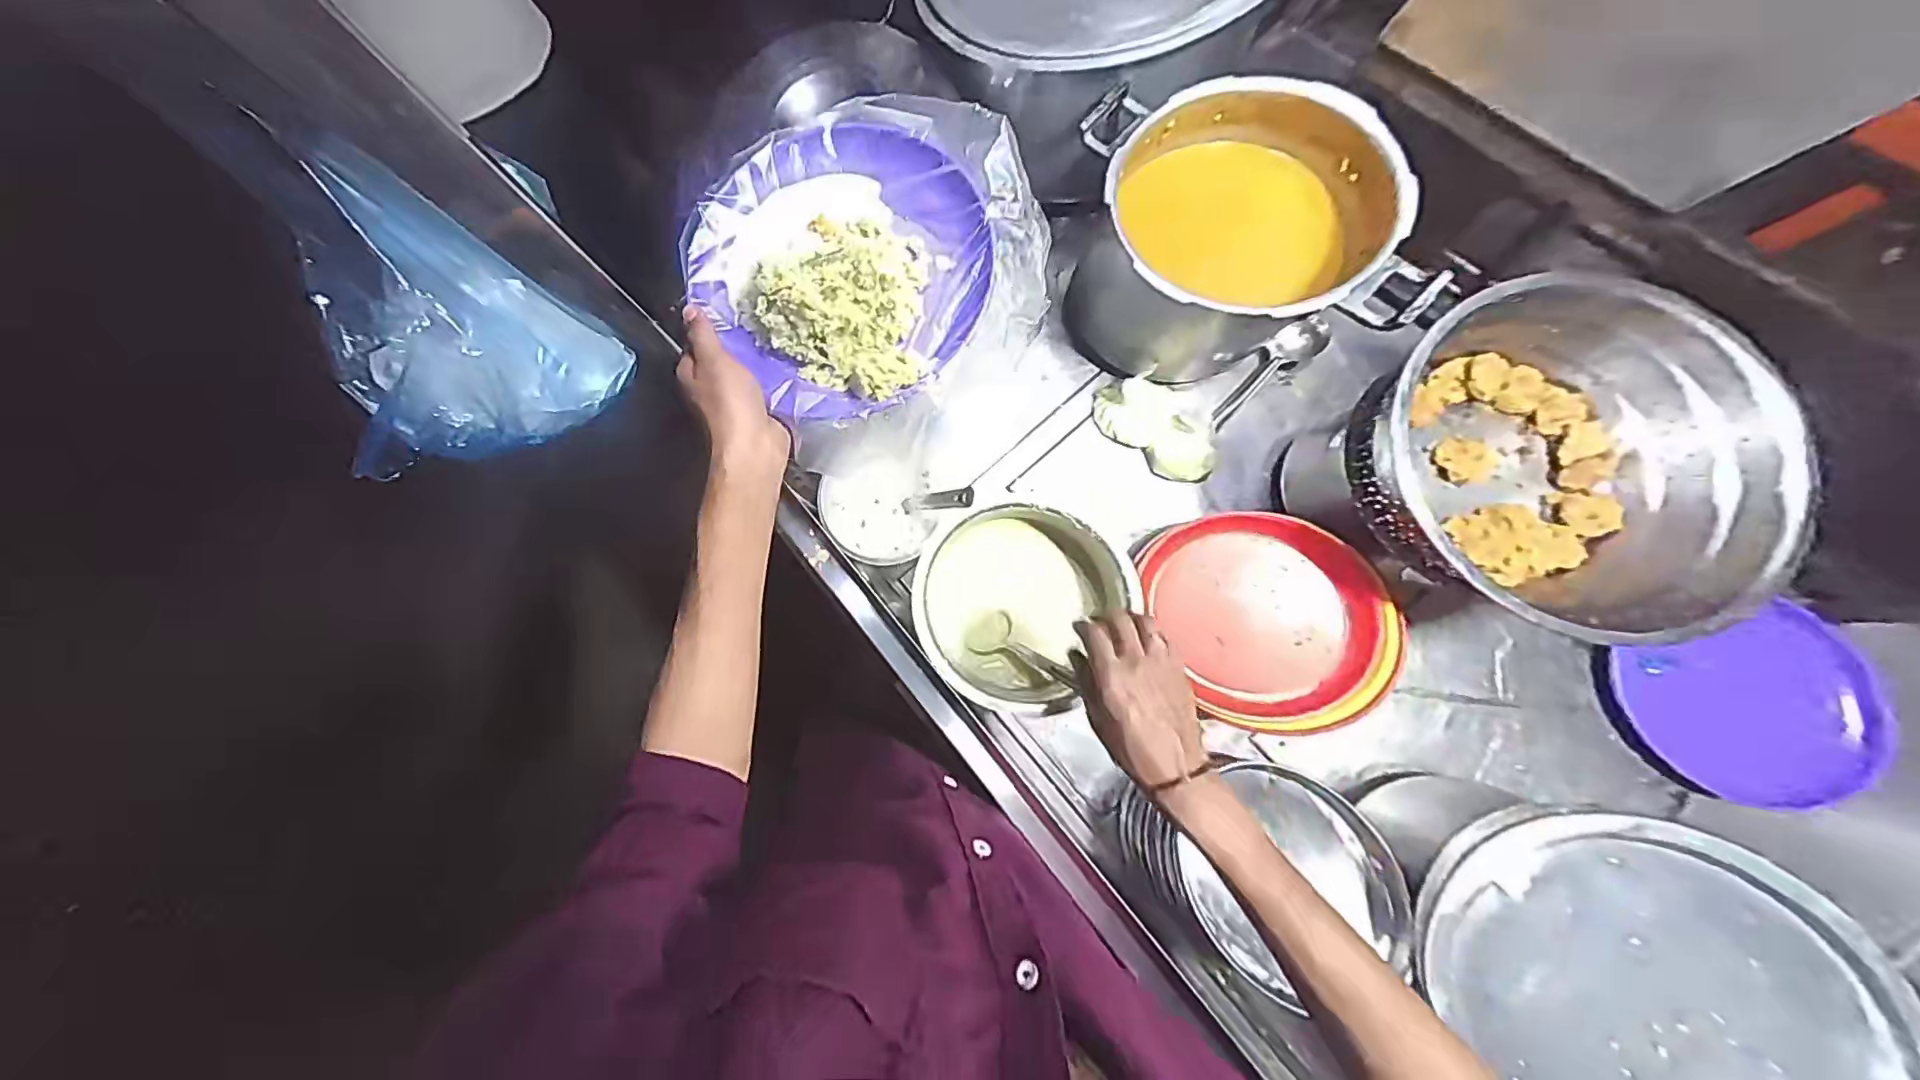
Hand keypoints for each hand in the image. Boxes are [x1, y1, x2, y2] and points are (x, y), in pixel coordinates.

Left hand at [678, 306, 789, 483]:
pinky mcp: (756, 412)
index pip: (695, 346)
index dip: (708, 330)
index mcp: (691, 375)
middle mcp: (708, 389)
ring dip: (755, 363)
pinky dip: (771, 380)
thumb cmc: (730, 401)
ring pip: (744, 375)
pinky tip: (782, 367)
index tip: (727, 312)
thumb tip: (689, 309)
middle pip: (720, 361)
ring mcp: (733, 402)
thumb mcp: (714, 360)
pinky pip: (763, 389)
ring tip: (772, 340)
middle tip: (755, 324)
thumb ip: (703, 335)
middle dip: (736, 346)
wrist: (755, 443)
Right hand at [1075, 612, 1207, 793]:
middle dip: (1106, 616)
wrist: (1175, 764)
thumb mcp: (1098, 718)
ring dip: (1131, 618)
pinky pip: (1164, 636)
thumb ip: (1086, 682)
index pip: (1094, 633)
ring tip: (1125, 624)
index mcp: (1112, 675)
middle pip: (1120, 619)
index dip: (1083, 626)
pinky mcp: (1179, 666)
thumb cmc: (1133, 748)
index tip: (1080, 628)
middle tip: (1100, 622)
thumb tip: (1078, 659)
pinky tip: (1148, 639)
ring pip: (1145, 621)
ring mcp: (1161, 661)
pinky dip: (1152, 631)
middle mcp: (1136, 661)